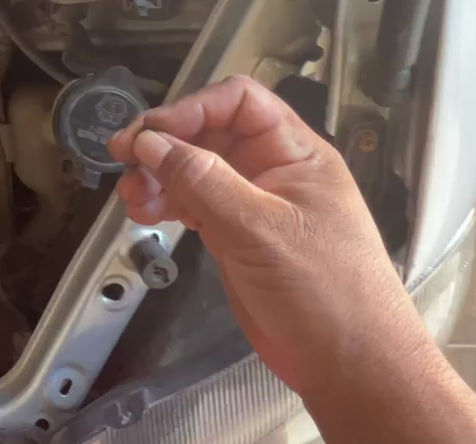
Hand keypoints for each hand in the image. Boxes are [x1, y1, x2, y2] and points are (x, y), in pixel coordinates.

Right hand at [109, 76, 438, 400]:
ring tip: (131, 197)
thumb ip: (200, 178)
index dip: (191, 108)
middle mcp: (270, 167)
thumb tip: (146, 141)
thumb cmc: (324, 292)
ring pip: (190, 165)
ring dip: (155, 175)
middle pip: (205, 131)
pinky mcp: (233, 230)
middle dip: (162, 144)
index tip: (151, 133)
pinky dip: (163, 202)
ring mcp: (250, 200)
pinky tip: (144, 214)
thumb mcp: (258, 228)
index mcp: (294, 153)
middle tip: (122, 158)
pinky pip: (189, 199)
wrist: (352, 373)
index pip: (237, 101)